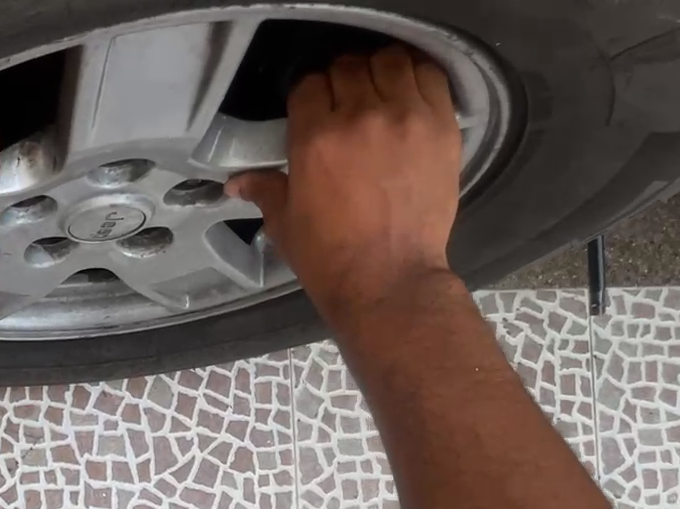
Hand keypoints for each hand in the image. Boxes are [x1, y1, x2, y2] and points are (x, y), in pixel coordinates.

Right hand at [226, 46, 462, 321]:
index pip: (307, 87)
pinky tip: (404, 96)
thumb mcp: (284, 223)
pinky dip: (414, 76)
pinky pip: (430, 75)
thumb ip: (264, 189)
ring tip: (373, 93)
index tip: (306, 110)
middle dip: (338, 81)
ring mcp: (407, 116)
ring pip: (390, 61)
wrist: (386, 277)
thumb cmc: (327, 256)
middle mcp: (361, 117)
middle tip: (338, 103)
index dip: (304, 96)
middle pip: (348, 68)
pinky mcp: (442, 124)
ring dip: (377, 71)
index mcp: (314, 141)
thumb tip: (236, 181)